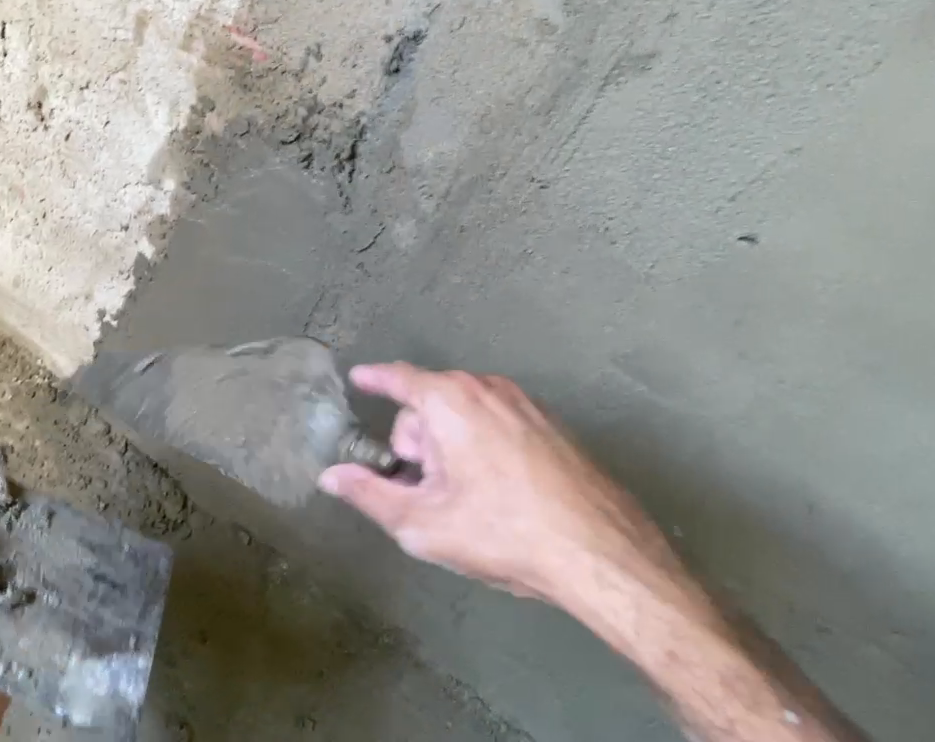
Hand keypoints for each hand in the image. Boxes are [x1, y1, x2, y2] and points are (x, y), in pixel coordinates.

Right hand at [318, 363, 679, 608]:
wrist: (604, 557)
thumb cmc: (502, 532)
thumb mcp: (421, 523)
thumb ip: (367, 494)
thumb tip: (329, 476)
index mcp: (449, 401)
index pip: (398, 377)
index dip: (374, 378)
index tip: (358, 378)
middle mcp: (486, 389)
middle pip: (430, 403)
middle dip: (417, 440)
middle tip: (426, 488)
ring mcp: (527, 404)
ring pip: (466, 412)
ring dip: (451, 443)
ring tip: (464, 496)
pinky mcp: (556, 425)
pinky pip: (498, 422)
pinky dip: (484, 443)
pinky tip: (500, 491)